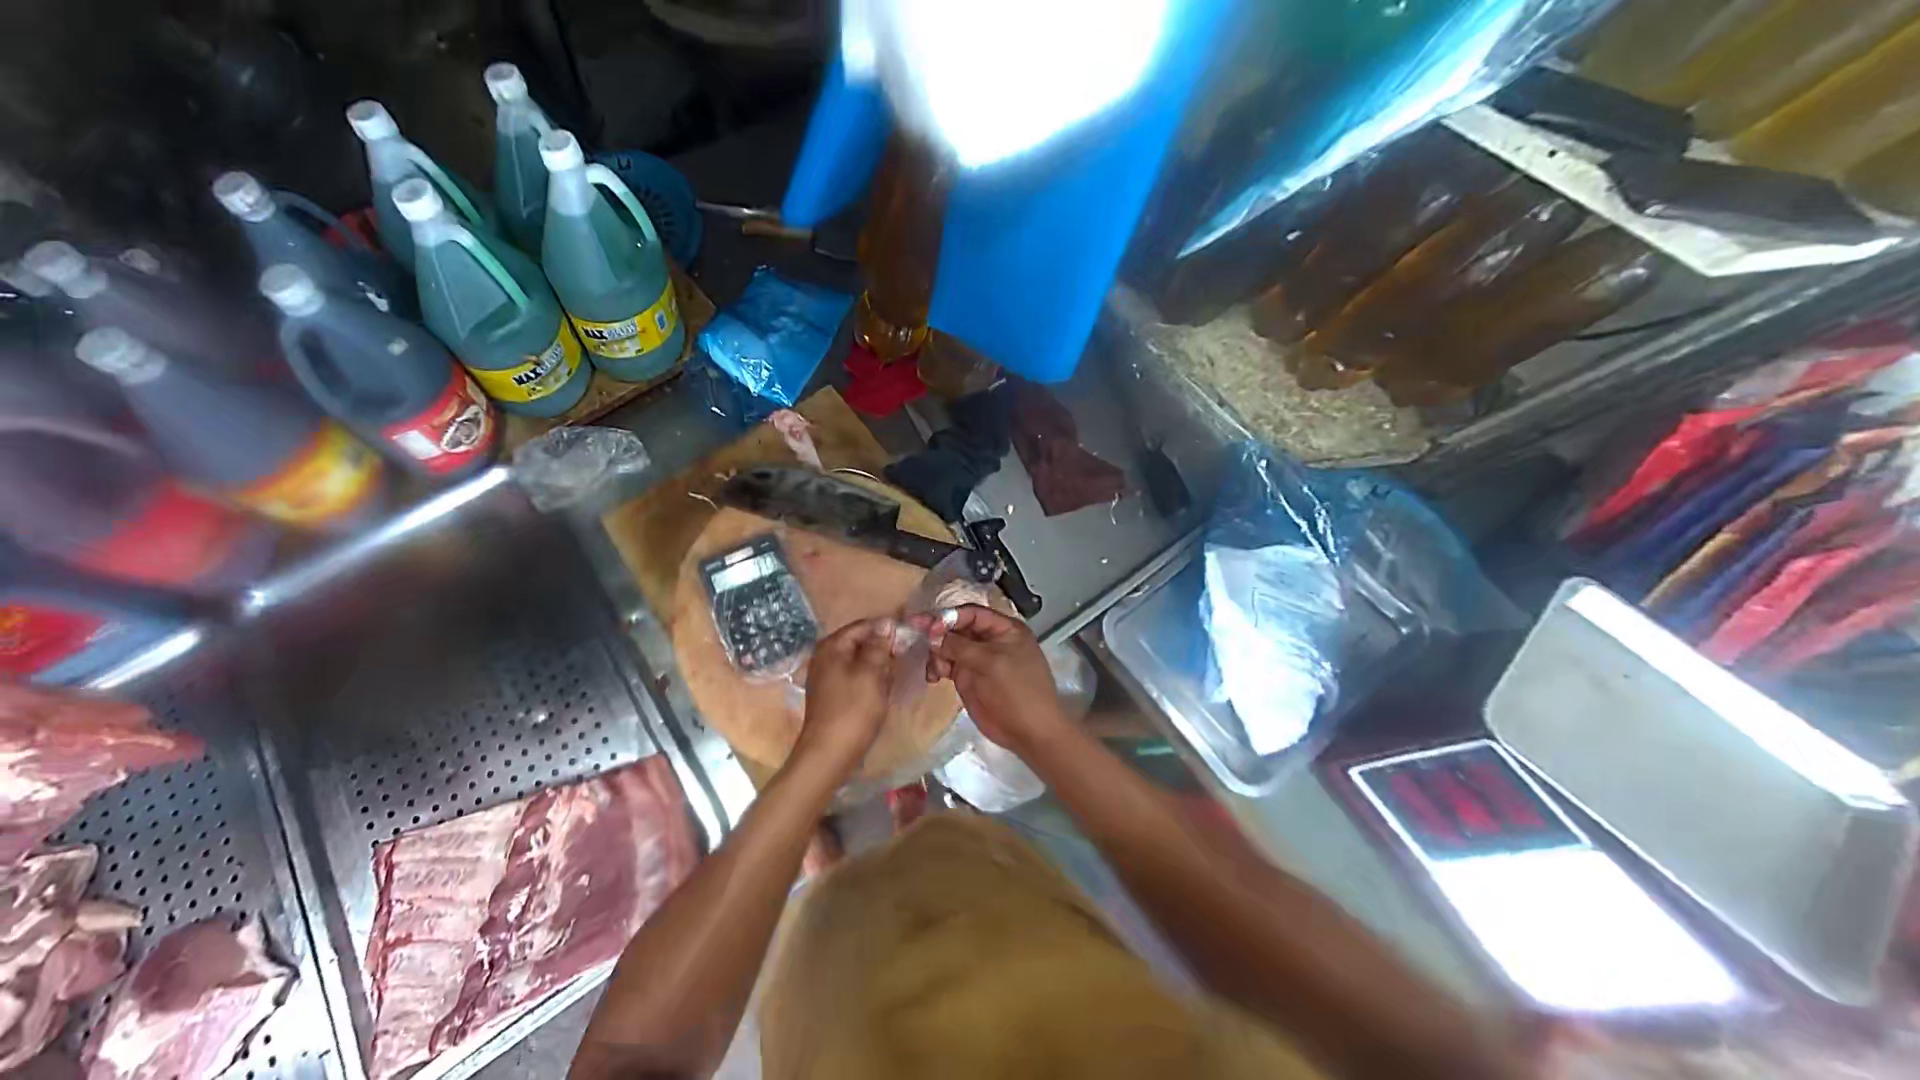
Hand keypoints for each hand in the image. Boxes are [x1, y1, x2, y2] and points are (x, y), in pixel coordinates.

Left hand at [789, 617, 893, 781]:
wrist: (829, 753)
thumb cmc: (853, 710)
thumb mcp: (871, 673)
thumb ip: (878, 645)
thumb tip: (885, 623)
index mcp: (832, 646)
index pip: (863, 625)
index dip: (887, 628)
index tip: (910, 636)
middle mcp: (825, 657)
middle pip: (860, 642)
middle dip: (883, 648)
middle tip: (907, 656)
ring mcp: (826, 677)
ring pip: (859, 661)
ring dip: (878, 665)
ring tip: (898, 672)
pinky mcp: (831, 695)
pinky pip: (855, 677)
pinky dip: (870, 679)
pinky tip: (883, 689)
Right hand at [925, 605, 1070, 756]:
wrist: (1030, 732)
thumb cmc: (1017, 691)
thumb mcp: (990, 663)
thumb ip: (960, 646)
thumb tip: (933, 634)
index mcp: (1004, 629)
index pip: (972, 613)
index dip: (949, 617)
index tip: (928, 626)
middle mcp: (990, 640)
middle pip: (957, 628)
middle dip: (938, 634)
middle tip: (916, 639)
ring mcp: (979, 660)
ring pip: (949, 646)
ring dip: (936, 653)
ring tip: (934, 669)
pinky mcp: (969, 678)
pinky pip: (947, 665)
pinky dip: (937, 667)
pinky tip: (933, 676)